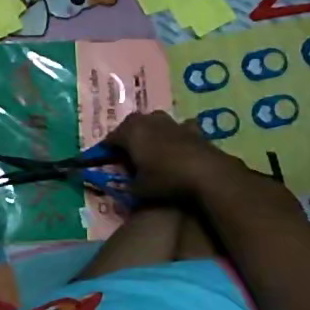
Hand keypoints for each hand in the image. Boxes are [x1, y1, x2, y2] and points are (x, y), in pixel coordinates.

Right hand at [104, 111, 253, 201]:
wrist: (208, 173)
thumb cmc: (166, 179)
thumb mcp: (139, 189)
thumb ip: (126, 185)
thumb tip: (121, 184)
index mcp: (130, 133)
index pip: (110, 139)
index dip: (104, 151)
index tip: (102, 161)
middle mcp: (148, 121)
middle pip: (130, 124)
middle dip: (125, 136)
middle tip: (124, 152)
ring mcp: (171, 122)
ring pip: (153, 121)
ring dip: (149, 131)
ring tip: (149, 146)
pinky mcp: (192, 128)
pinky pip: (177, 127)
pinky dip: (174, 134)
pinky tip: (176, 144)